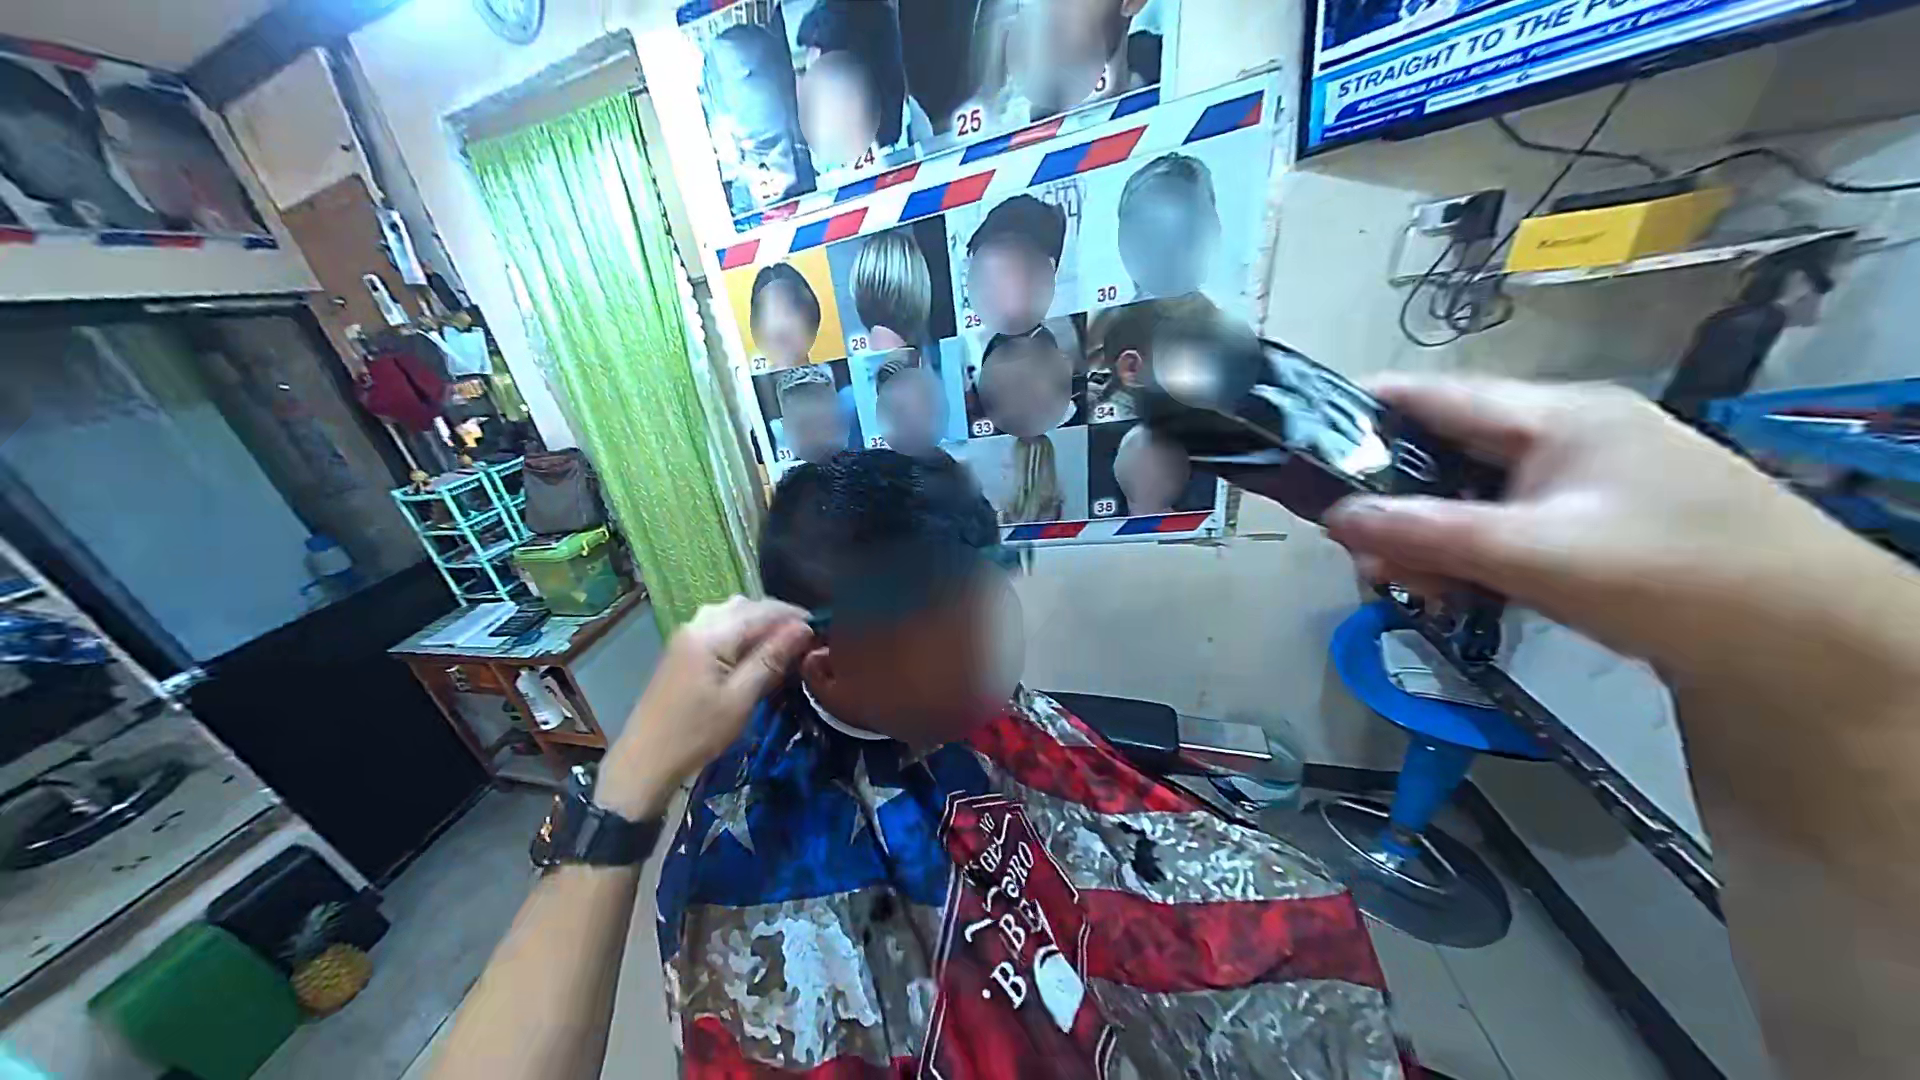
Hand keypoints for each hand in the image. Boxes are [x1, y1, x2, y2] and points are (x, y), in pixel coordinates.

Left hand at [595, 597, 811, 818]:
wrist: (644, 762)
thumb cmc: (697, 733)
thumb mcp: (741, 698)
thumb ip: (772, 659)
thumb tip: (803, 629)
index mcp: (710, 635)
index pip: (761, 611)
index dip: (792, 615)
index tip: (819, 627)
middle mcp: (697, 625)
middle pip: (745, 606)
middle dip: (776, 616)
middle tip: (803, 637)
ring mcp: (686, 636)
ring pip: (731, 613)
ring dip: (758, 622)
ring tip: (781, 643)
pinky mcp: (682, 650)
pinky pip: (718, 626)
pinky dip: (741, 631)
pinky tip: (753, 651)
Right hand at [1323, 376, 1899, 682]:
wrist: (1813, 652)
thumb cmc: (1674, 578)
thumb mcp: (1533, 554)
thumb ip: (1424, 532)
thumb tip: (1333, 517)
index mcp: (1553, 415)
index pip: (1428, 393)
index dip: (1358, 410)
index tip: (1302, 447)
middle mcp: (1557, 434)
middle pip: (1436, 453)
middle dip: (1389, 503)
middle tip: (1362, 554)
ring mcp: (1571, 479)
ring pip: (1459, 496)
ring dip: (1423, 539)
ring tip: (1412, 585)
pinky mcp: (1579, 520)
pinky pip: (1491, 526)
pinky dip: (1460, 556)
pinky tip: (1453, 592)